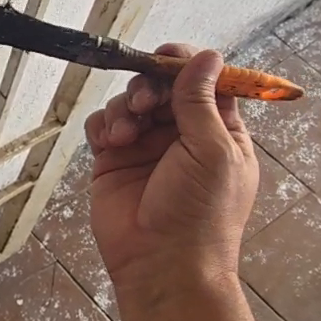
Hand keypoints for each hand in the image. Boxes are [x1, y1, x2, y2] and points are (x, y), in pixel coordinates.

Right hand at [84, 46, 257, 302]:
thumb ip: (201, 102)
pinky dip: (103, 126)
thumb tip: (208, 56)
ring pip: (128, 103)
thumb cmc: (200, 211)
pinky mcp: (112, 161)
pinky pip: (102, 126)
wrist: (161, 263)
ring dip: (123, 109)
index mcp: (218, 130)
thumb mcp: (212, 150)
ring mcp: (143, 147)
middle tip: (143, 103)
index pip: (204, 82)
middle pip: (161, 87)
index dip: (186, 65)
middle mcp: (180, 134)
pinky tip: (109, 143)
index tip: (166, 56)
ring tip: (124, 135)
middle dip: (148, 86)